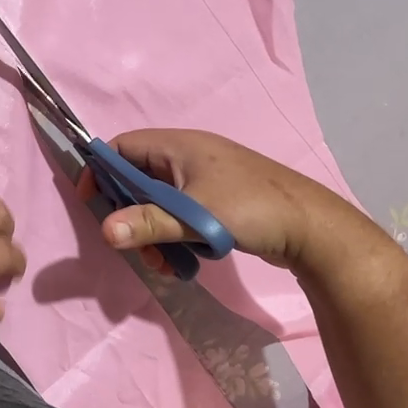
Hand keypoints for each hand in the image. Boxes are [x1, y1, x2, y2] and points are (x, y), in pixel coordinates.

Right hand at [78, 129, 385, 276]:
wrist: (314, 228)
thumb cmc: (251, 209)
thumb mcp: (194, 217)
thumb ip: (147, 223)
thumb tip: (105, 232)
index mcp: (179, 146)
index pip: (122, 147)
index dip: (101, 172)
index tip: (92, 203)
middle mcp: (188, 156)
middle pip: (138, 178)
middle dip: (130, 214)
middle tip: (132, 244)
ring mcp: (205, 178)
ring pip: (158, 201)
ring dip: (152, 232)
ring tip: (162, 262)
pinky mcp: (218, 200)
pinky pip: (179, 213)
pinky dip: (174, 235)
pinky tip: (183, 262)